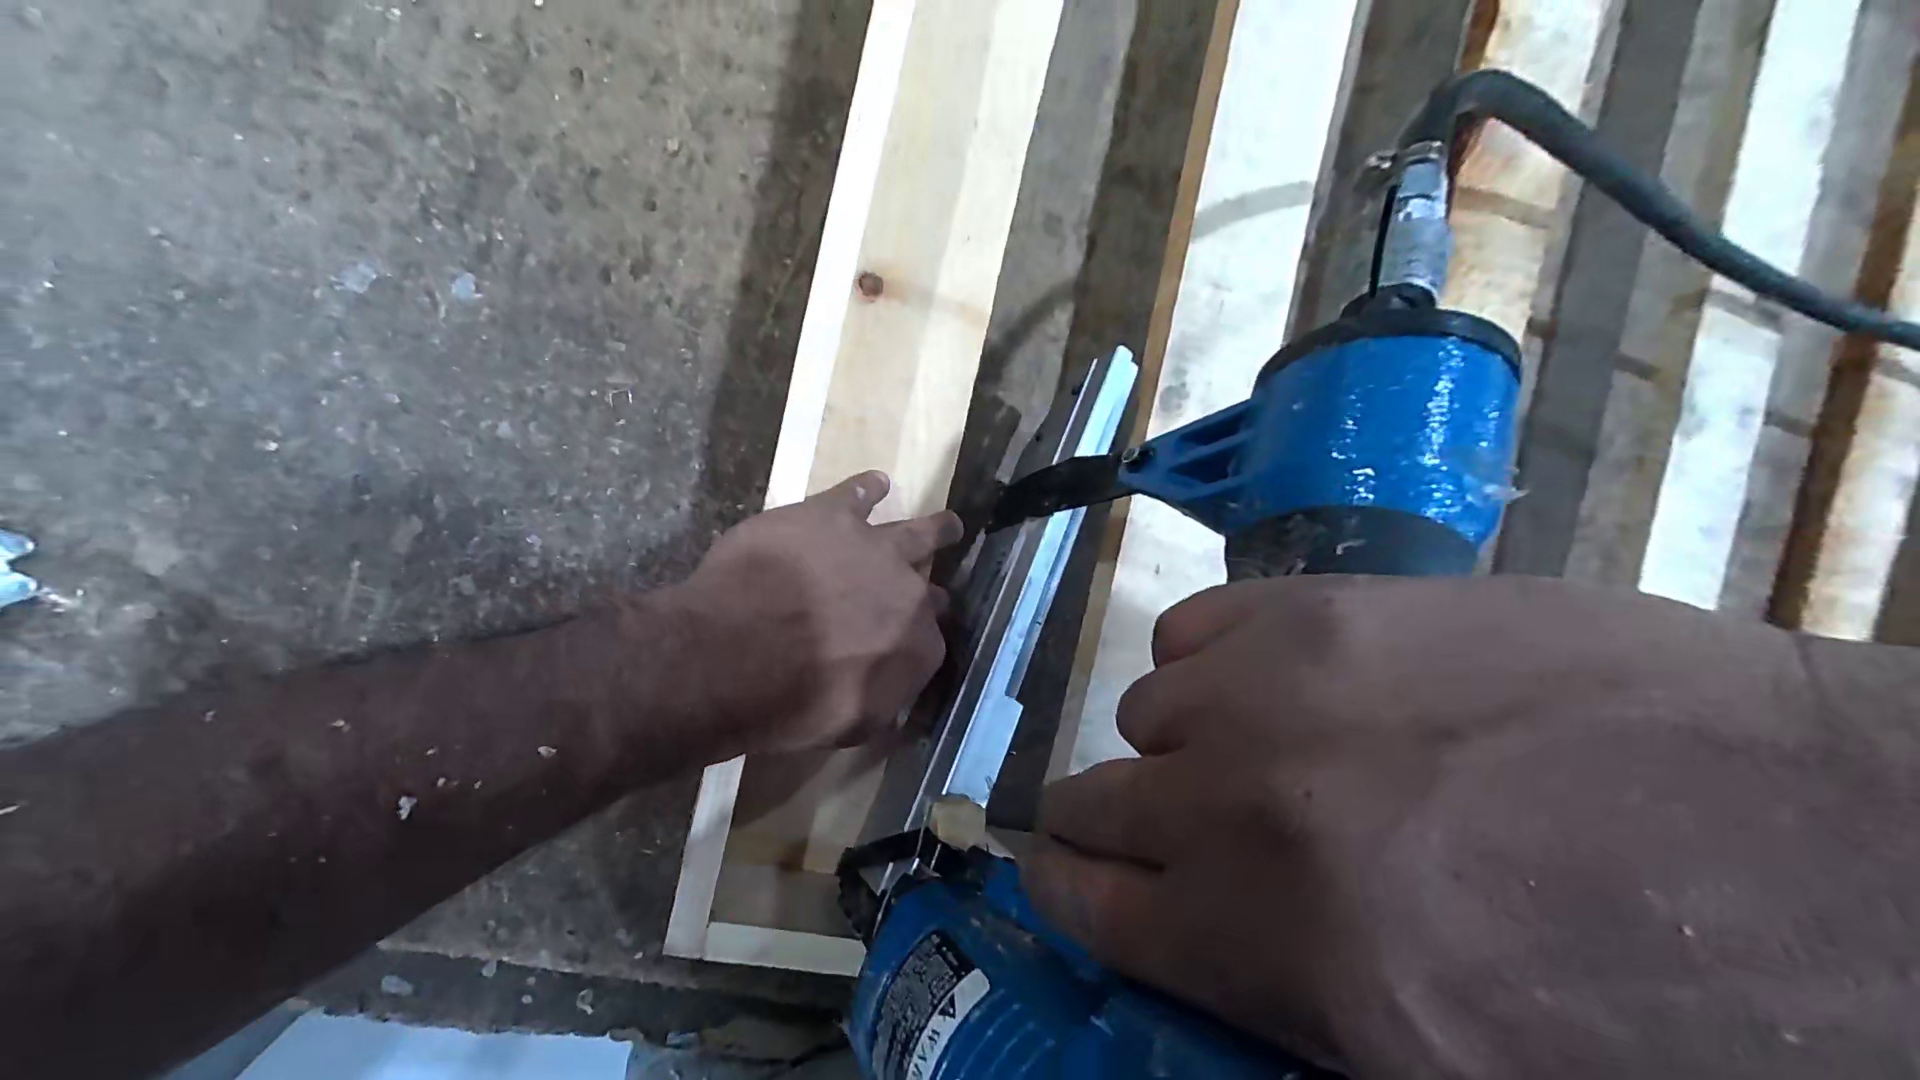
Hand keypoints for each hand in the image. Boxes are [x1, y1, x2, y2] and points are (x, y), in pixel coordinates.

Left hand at [660, 471, 960, 756]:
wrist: (739, 653)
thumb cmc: (794, 703)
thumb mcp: (852, 726)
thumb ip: (883, 704)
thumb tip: (895, 701)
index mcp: (918, 646)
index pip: (928, 642)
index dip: (915, 642)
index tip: (905, 645)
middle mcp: (909, 593)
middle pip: (929, 588)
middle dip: (933, 591)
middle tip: (937, 591)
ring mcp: (874, 549)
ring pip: (917, 532)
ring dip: (935, 529)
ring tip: (947, 525)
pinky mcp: (831, 516)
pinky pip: (858, 493)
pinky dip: (868, 488)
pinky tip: (876, 482)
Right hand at [1024, 576, 1919, 1078]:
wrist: (1824, 839)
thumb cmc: (1638, 999)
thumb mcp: (1427, 1060)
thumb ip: (1263, 988)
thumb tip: (1174, 928)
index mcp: (1264, 943)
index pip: (1082, 901)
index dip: (1063, 886)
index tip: (1061, 870)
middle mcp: (1236, 805)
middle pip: (1089, 800)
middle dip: (1102, 820)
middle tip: (1155, 823)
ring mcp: (1269, 685)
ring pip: (1145, 711)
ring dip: (1182, 742)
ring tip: (1259, 750)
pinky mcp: (1316, 603)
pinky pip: (1189, 632)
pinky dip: (1207, 662)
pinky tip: (1270, 680)